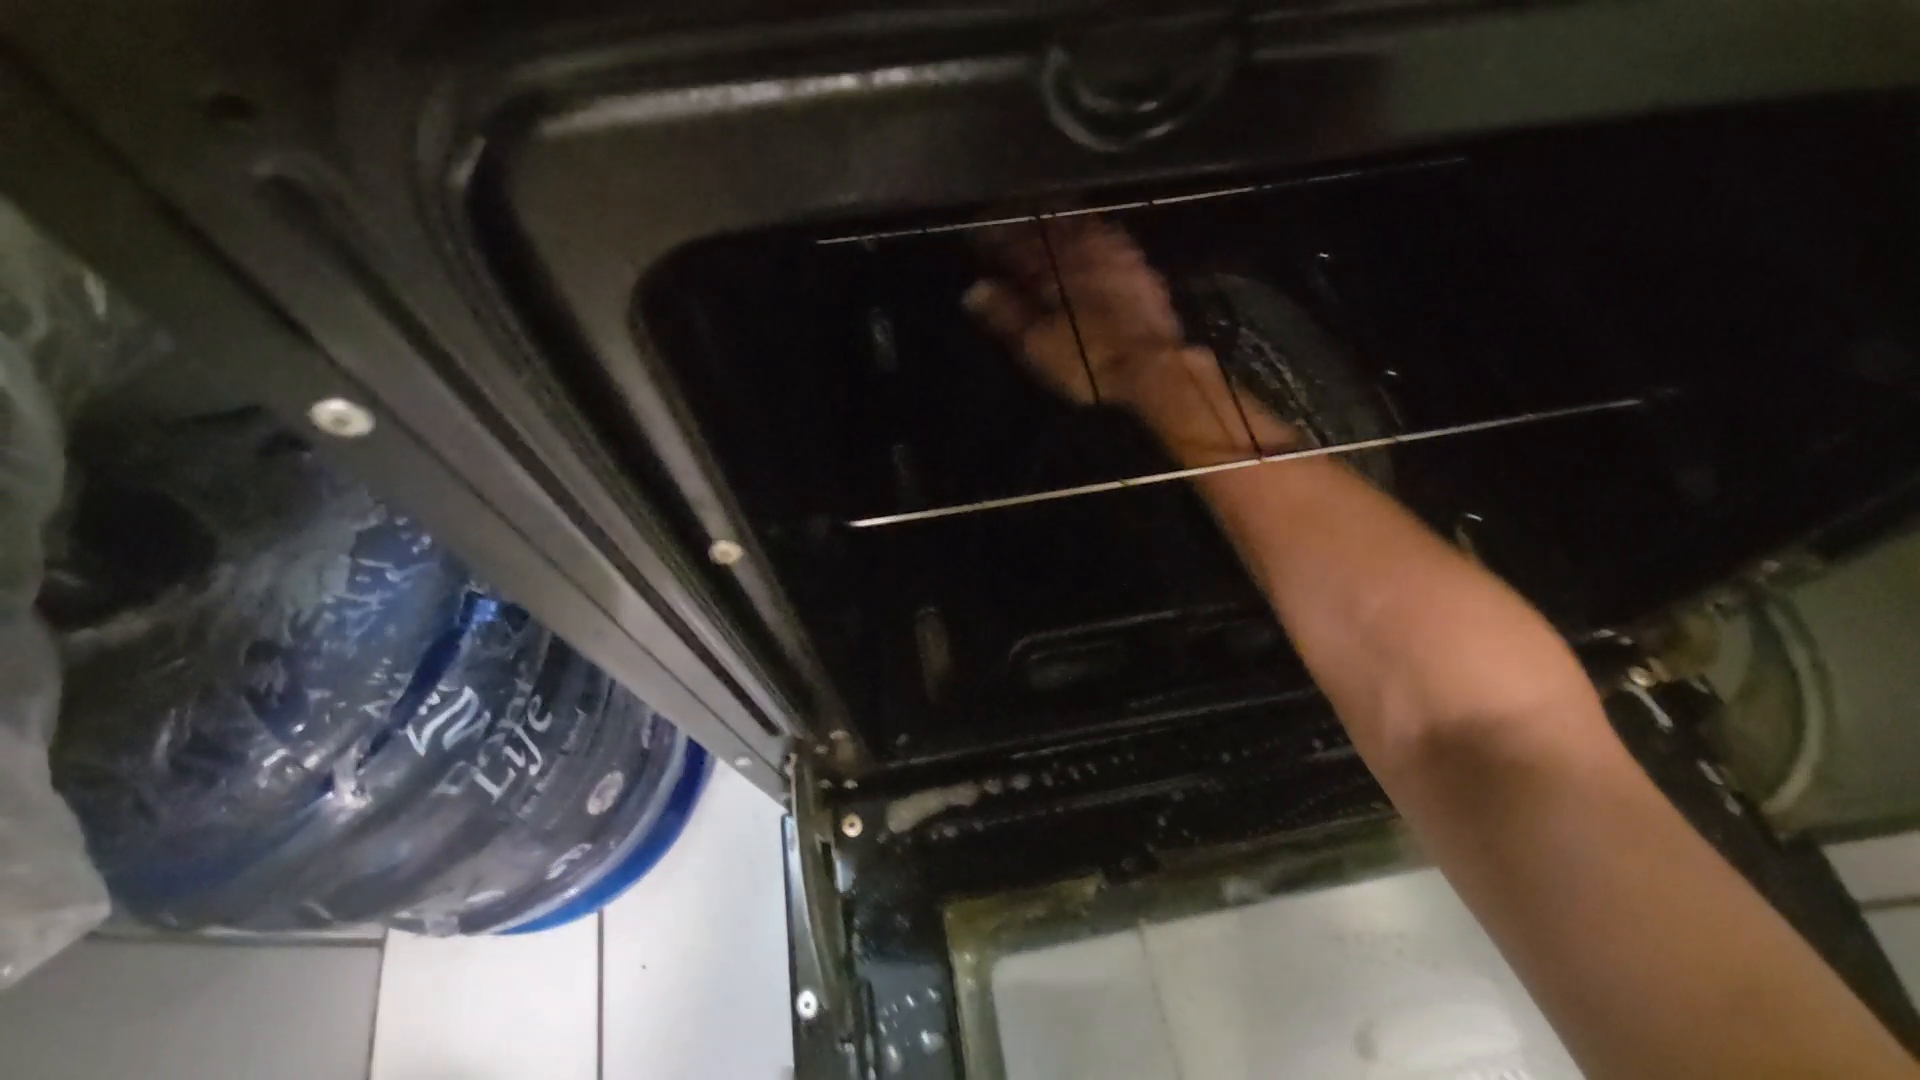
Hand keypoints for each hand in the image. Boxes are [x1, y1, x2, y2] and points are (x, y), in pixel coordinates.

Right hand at [963, 217, 1297, 464]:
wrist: (1155, 369)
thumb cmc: (1091, 359)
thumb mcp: (1038, 344)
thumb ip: (1006, 314)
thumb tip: (975, 291)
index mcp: (1056, 264)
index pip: (1018, 240)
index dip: (995, 236)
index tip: (978, 234)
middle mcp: (1087, 250)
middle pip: (1052, 227)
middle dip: (1029, 224)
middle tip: (1011, 224)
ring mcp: (1119, 257)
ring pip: (1083, 229)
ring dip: (1062, 227)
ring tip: (1047, 230)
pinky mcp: (1142, 271)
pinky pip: (1109, 242)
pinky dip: (1092, 240)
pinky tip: (1090, 248)